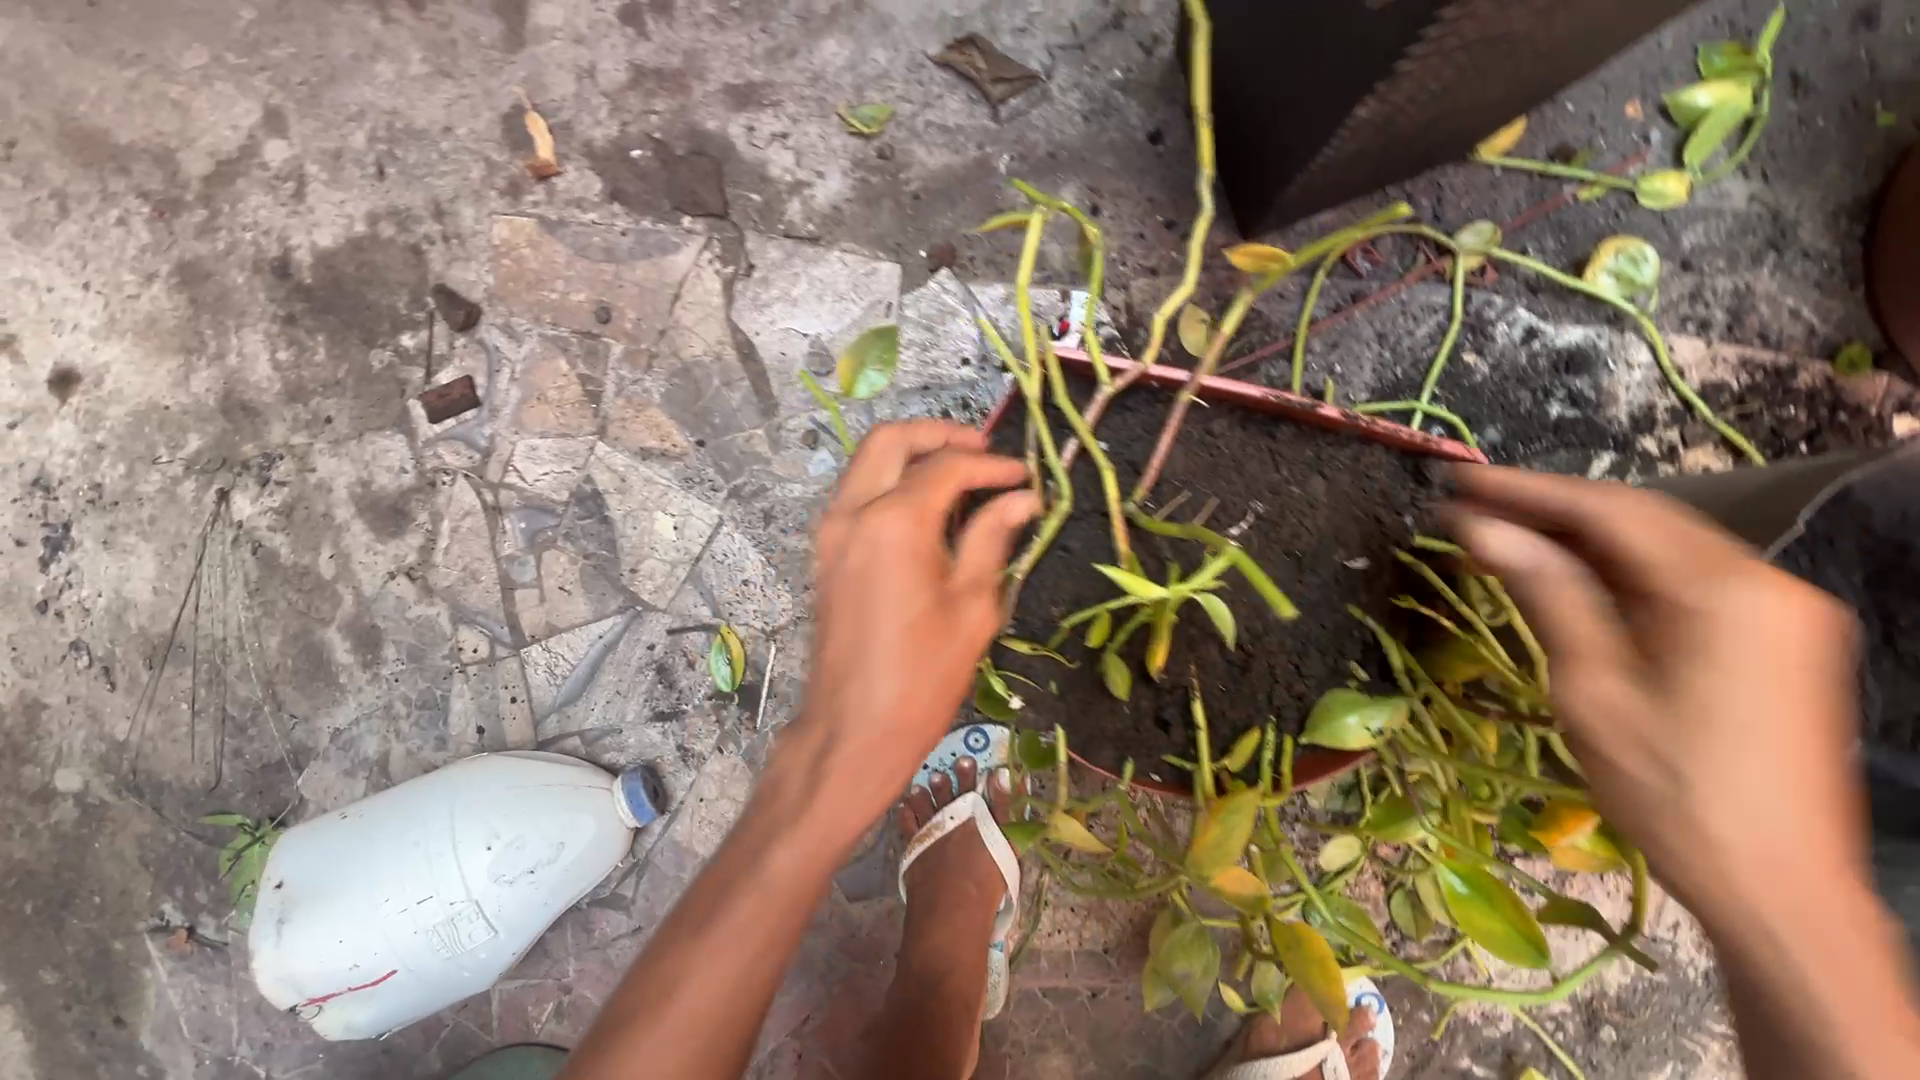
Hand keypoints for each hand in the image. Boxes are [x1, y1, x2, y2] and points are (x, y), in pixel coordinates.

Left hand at [789, 421, 1039, 828]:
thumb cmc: (922, 675)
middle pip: (892, 440)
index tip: (1024, 477)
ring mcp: (831, 531)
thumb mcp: (972, 606)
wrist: (854, 727)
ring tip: (960, 474)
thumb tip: (1021, 499)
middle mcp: (853, 512)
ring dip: (912, 455)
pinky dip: (890, 481)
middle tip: (983, 450)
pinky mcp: (825, 552)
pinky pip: (857, 492)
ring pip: (867, 461)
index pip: (947, 467)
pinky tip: (927, 506)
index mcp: (893, 522)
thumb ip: (992, 538)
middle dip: (939, 434)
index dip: (991, 466)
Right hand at [1446, 465, 1864, 921]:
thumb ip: (1545, 593)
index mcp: (1721, 591)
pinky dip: (1616, 568)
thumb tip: (1482, 528)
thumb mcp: (1591, 687)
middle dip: (1548, 507)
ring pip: (1659, 545)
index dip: (1524, 489)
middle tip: (1467, 503)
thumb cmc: (1669, 790)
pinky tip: (1564, 572)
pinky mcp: (1774, 635)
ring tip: (1500, 532)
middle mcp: (1763, 581)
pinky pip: (1681, 578)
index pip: (1608, 511)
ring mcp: (1777, 607)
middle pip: (1638, 519)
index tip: (1457, 479)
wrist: (1776, 882)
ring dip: (1579, 536)